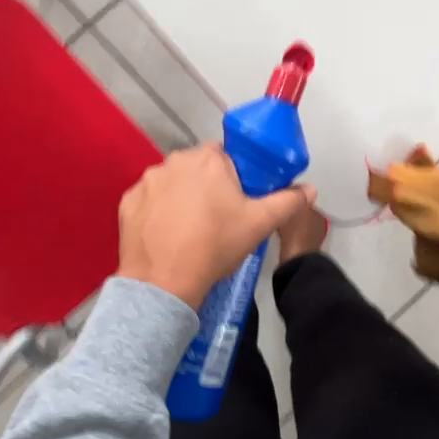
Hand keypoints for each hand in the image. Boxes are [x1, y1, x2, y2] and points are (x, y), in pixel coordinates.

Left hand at [117, 144, 316, 308]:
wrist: (164, 282)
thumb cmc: (216, 245)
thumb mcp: (260, 224)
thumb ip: (288, 202)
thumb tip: (311, 190)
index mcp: (208, 158)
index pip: (225, 156)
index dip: (233, 178)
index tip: (237, 201)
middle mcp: (174, 160)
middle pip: (197, 168)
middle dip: (207, 186)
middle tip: (217, 218)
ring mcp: (147, 181)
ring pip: (172, 183)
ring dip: (181, 197)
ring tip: (190, 230)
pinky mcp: (128, 202)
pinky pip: (149, 201)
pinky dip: (157, 213)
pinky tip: (166, 235)